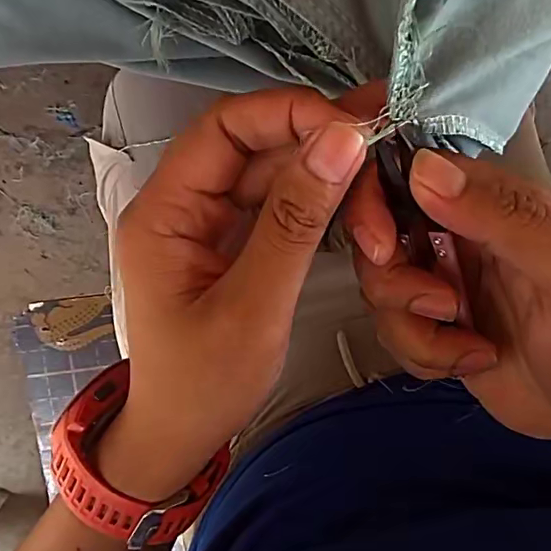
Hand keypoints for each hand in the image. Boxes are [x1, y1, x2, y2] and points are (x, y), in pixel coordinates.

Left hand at [100, 87, 367, 498]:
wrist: (181, 436)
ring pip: (271, 170)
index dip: (289, 114)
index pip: (224, 127)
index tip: (353, 129)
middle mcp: (181, 203)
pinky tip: (357, 203)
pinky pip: (276, 201)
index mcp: (164, 211)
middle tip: (386, 147)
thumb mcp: (255, 307)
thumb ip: (296, 221)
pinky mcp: (230, 239)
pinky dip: (317, 201)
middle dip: (318, 144)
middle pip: (253, 144)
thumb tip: (341, 141)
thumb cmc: (205, 385)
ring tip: (383, 183)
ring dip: (325, 175)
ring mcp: (206, 220)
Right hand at [344, 147, 550, 445]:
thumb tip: (426, 169)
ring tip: (473, 345)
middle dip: (391, 277)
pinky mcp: (430, 321)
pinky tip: (472, 359)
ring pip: (378, 282)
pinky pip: (388, 326)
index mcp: (497, 202)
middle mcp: (460, 231)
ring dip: (414, 325)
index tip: (383, 248)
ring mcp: (441, 278)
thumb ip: (510, 219)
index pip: (412, 168)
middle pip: (377, 227)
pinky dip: (422, 353)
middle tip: (439, 308)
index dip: (376, 199)